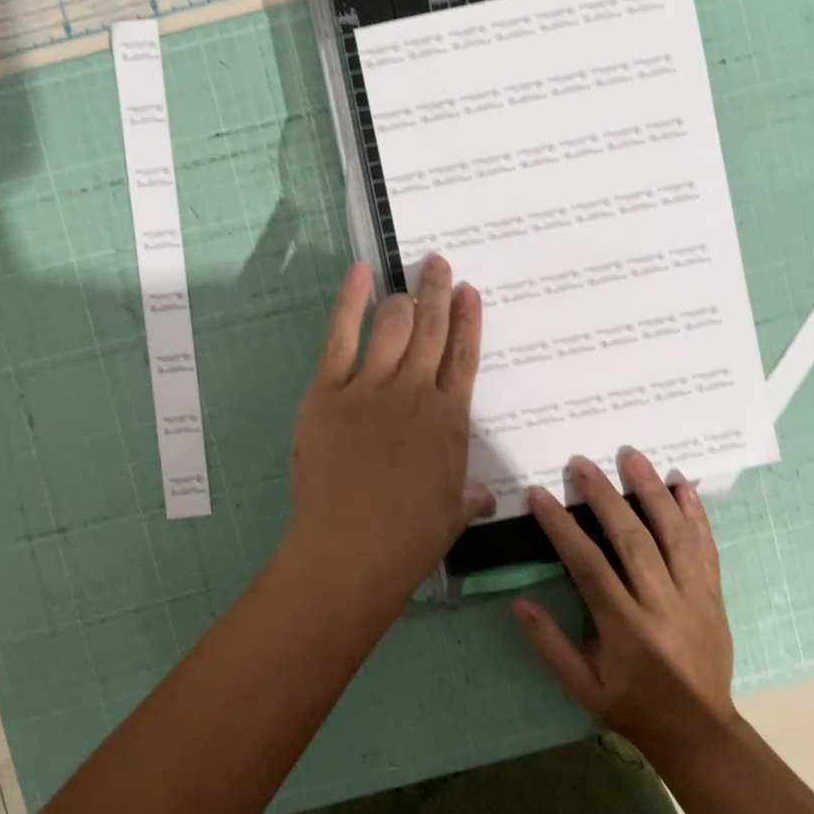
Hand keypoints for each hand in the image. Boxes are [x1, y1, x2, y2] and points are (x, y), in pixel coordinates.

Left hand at [282, 256, 492, 600]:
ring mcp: (370, 389)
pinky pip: (341, 337)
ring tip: (407, 280)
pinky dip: (350, 302)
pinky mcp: (328, 392)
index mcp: (450, 421)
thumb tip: (485, 497)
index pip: (464, 357)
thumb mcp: (451, 517)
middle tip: (438, 264)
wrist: (350, 550)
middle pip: (431, 330)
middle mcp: (415, 393)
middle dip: (437, 292)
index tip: (469, 292)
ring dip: (402, 299)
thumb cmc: (407, 540)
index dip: (468, 321)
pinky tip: (358, 275)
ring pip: (391, 327)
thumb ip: (468, 498)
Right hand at [512, 450, 738, 767]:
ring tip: (632, 457)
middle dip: (604, 497)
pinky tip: (682, 484)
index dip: (562, 528)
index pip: (589, 565)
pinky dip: (695, 514)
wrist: (700, 732)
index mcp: (626, 628)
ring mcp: (694, 597)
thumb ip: (550, 645)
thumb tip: (518, 602)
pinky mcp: (713, 595)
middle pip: (632, 540)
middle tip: (582, 463)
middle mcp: (662, 605)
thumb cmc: (633, 707)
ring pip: (673, 535)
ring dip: (652, 491)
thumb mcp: (582, 687)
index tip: (540, 495)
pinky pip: (706, 548)